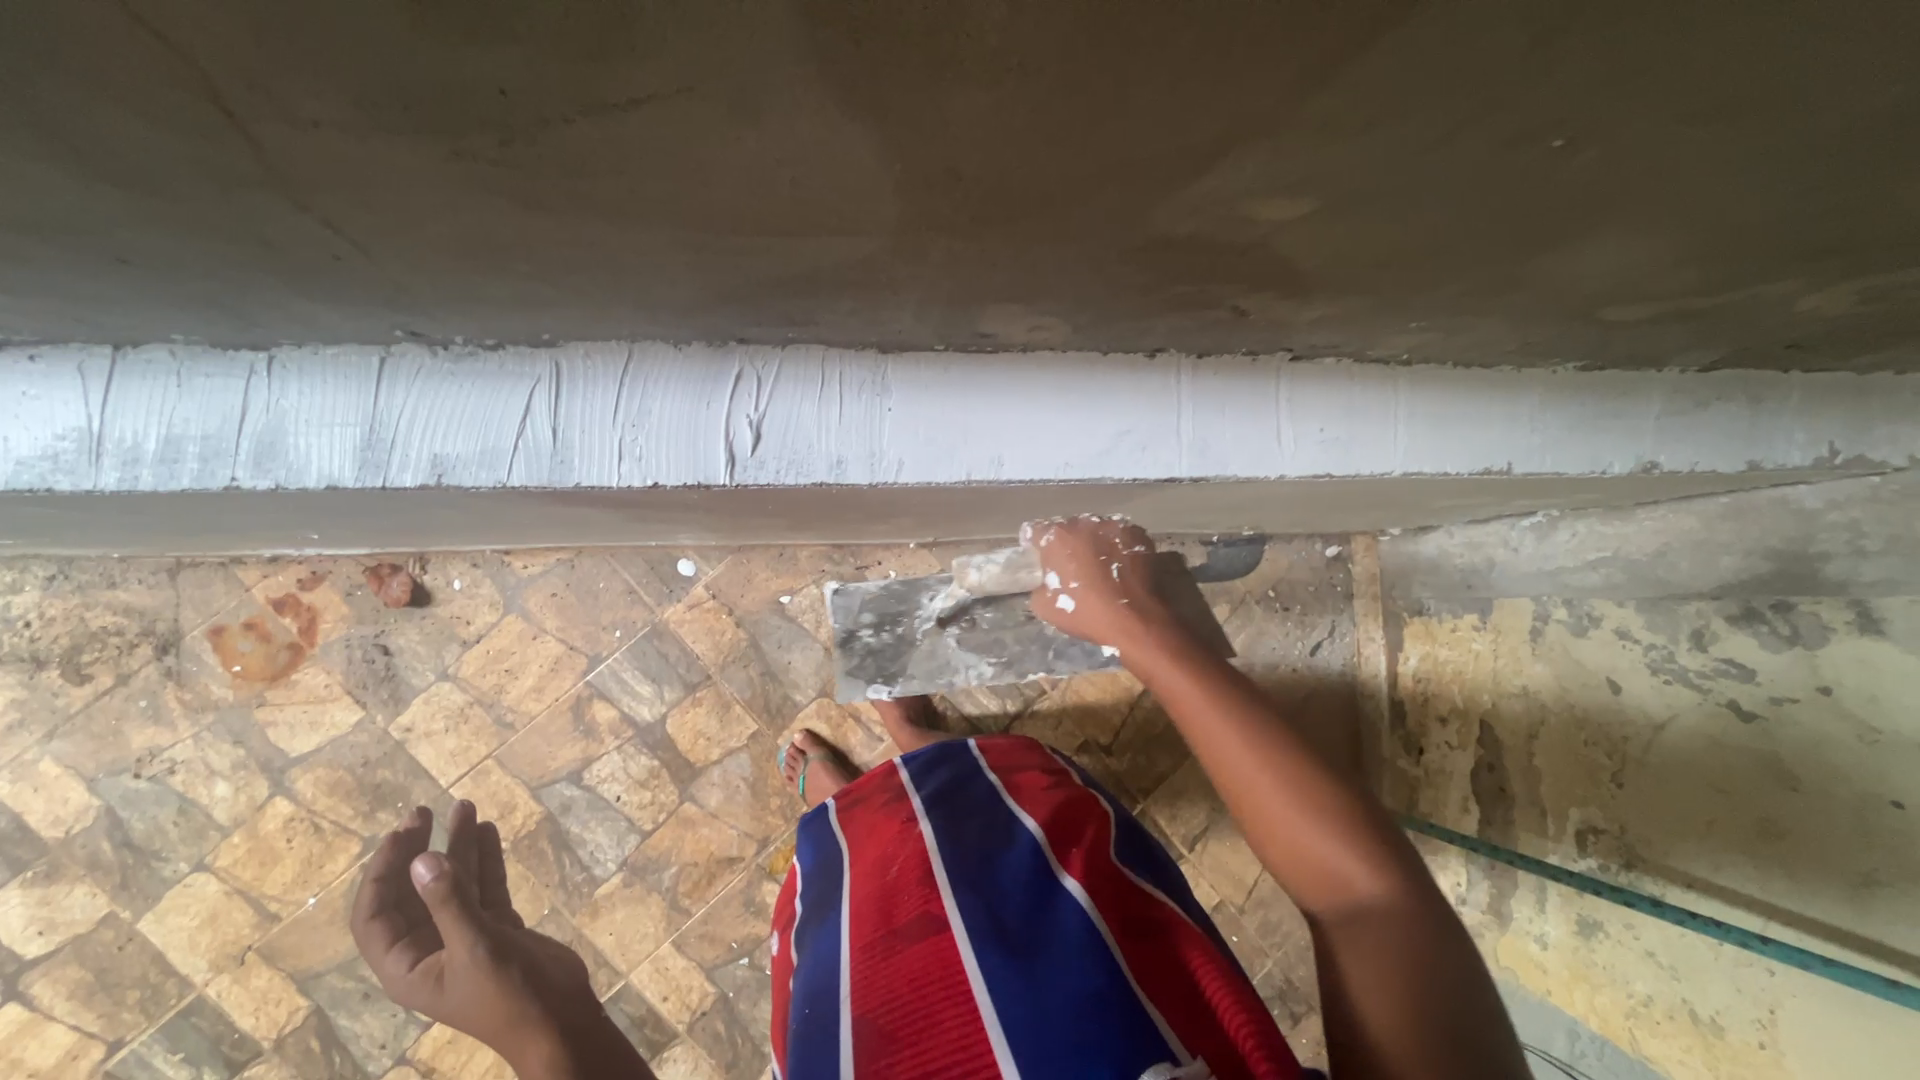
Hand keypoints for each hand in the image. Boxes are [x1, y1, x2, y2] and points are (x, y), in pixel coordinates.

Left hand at [350, 801, 613, 1074]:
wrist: (559, 1018)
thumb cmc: (506, 994)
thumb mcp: (475, 947)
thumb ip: (448, 902)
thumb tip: (421, 858)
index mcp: (406, 966)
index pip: (376, 914)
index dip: (382, 872)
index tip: (402, 833)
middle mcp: (429, 949)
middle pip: (411, 893)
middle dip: (416, 852)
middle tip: (425, 811)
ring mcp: (465, 937)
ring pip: (454, 883)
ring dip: (457, 847)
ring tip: (465, 806)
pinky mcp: (498, 930)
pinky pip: (484, 888)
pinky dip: (485, 860)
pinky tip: (487, 831)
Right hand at [1025, 516, 1176, 649]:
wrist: (1136, 621)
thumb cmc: (1086, 614)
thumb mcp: (1044, 607)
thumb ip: (1039, 584)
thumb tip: (1046, 580)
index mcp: (1057, 537)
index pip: (1034, 530)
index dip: (1033, 544)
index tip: (1037, 556)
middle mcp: (1085, 523)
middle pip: (1068, 527)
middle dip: (1066, 542)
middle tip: (1071, 564)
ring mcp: (1115, 526)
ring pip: (1096, 529)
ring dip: (1093, 542)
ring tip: (1099, 563)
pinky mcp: (1139, 534)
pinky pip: (1120, 536)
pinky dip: (1117, 546)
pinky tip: (1120, 564)